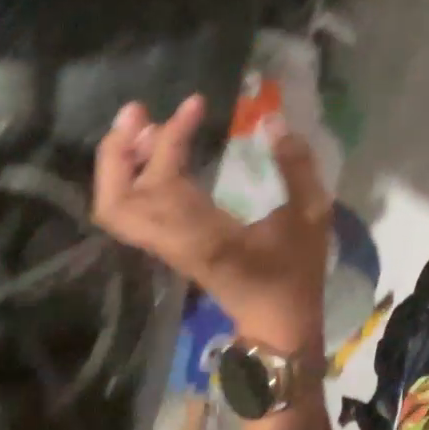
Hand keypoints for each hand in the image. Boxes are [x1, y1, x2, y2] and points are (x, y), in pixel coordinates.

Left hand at [93, 96, 331, 348]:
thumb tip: (275, 122)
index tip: (196, 104)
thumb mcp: (312, 215)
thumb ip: (297, 167)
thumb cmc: (296, 271)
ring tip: (144, 124)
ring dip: (120, 164)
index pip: (163, 183)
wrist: (278, 325)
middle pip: (116, 203)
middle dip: (117, 153)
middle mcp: (174, 241)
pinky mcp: (169, 245)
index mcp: (204, 235)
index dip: (171, 139)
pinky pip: (132, 211)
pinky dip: (132, 177)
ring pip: (116, 208)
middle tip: (138, 111)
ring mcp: (166, 246)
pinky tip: (157, 151)